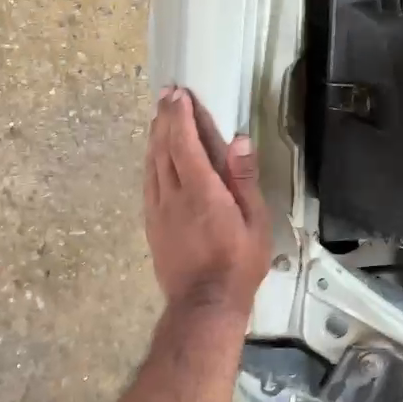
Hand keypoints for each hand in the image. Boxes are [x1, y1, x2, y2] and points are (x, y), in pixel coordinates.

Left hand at [143, 87, 272, 316]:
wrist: (203, 307)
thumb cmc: (238, 264)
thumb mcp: (255, 223)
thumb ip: (244, 180)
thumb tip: (238, 141)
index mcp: (202, 191)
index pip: (186, 144)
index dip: (181, 117)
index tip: (180, 94)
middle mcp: (174, 195)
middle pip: (164, 148)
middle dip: (165, 119)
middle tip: (166, 95)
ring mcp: (158, 211)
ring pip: (151, 164)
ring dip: (155, 136)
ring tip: (158, 116)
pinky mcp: (152, 225)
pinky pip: (148, 183)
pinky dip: (150, 161)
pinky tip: (153, 156)